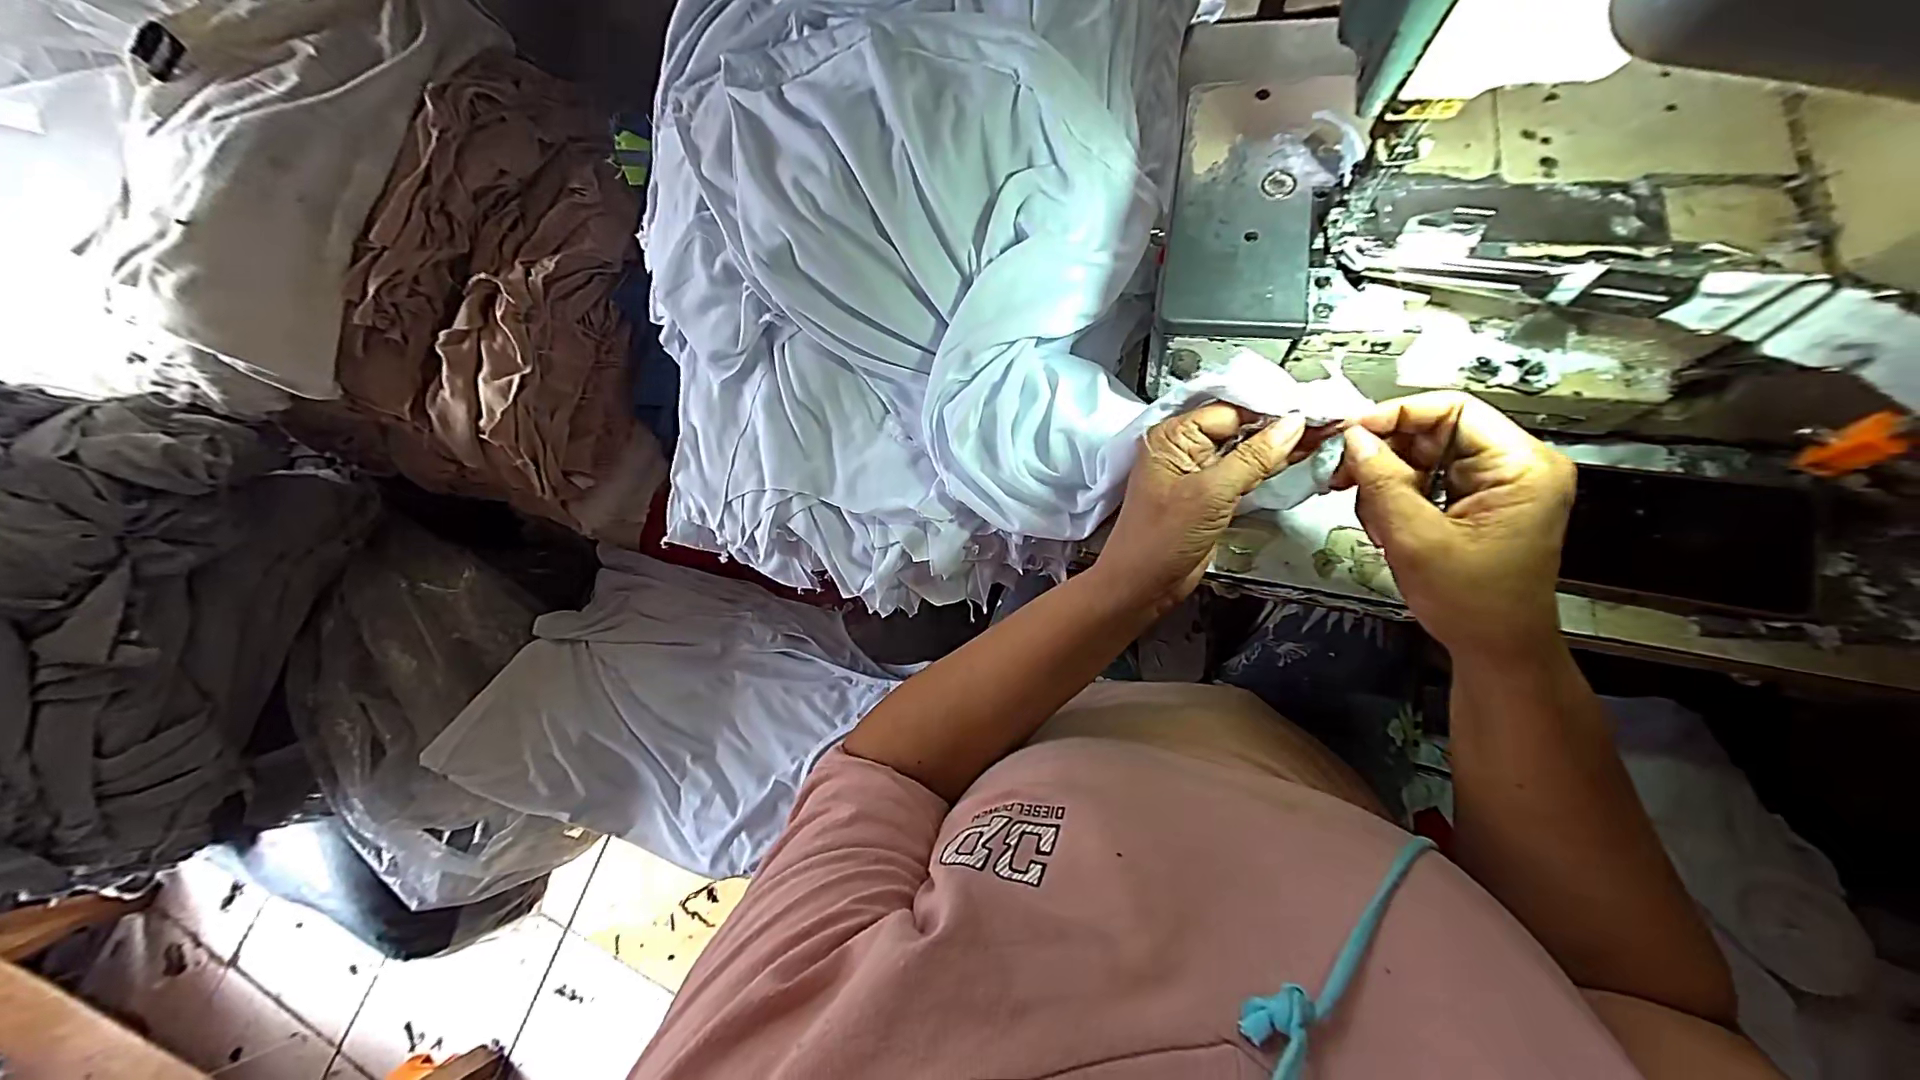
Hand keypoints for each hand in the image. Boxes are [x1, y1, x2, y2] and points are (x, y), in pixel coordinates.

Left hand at [1092, 405, 1306, 615]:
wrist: (1142, 586)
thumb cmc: (1161, 539)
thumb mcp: (1210, 493)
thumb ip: (1253, 457)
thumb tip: (1294, 423)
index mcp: (1172, 437)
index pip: (1230, 411)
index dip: (1272, 410)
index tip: (1315, 408)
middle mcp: (1183, 449)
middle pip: (1240, 427)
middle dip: (1282, 426)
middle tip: (1330, 421)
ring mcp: (1196, 473)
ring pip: (1245, 451)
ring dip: (1280, 447)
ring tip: (1326, 436)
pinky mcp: (1209, 496)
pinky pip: (1243, 473)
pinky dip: (1269, 468)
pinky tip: (1299, 459)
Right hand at [1331, 391, 1575, 658]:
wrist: (1495, 648)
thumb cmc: (1471, 601)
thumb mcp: (1417, 539)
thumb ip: (1383, 482)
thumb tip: (1353, 439)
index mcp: (1521, 466)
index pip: (1453, 409)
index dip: (1395, 415)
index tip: (1349, 434)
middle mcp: (1513, 466)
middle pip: (1432, 431)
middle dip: (1383, 453)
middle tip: (1341, 475)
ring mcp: (1493, 484)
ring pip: (1420, 456)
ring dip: (1383, 481)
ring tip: (1372, 517)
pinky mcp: (1473, 501)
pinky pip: (1422, 480)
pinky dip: (1393, 497)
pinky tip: (1383, 523)